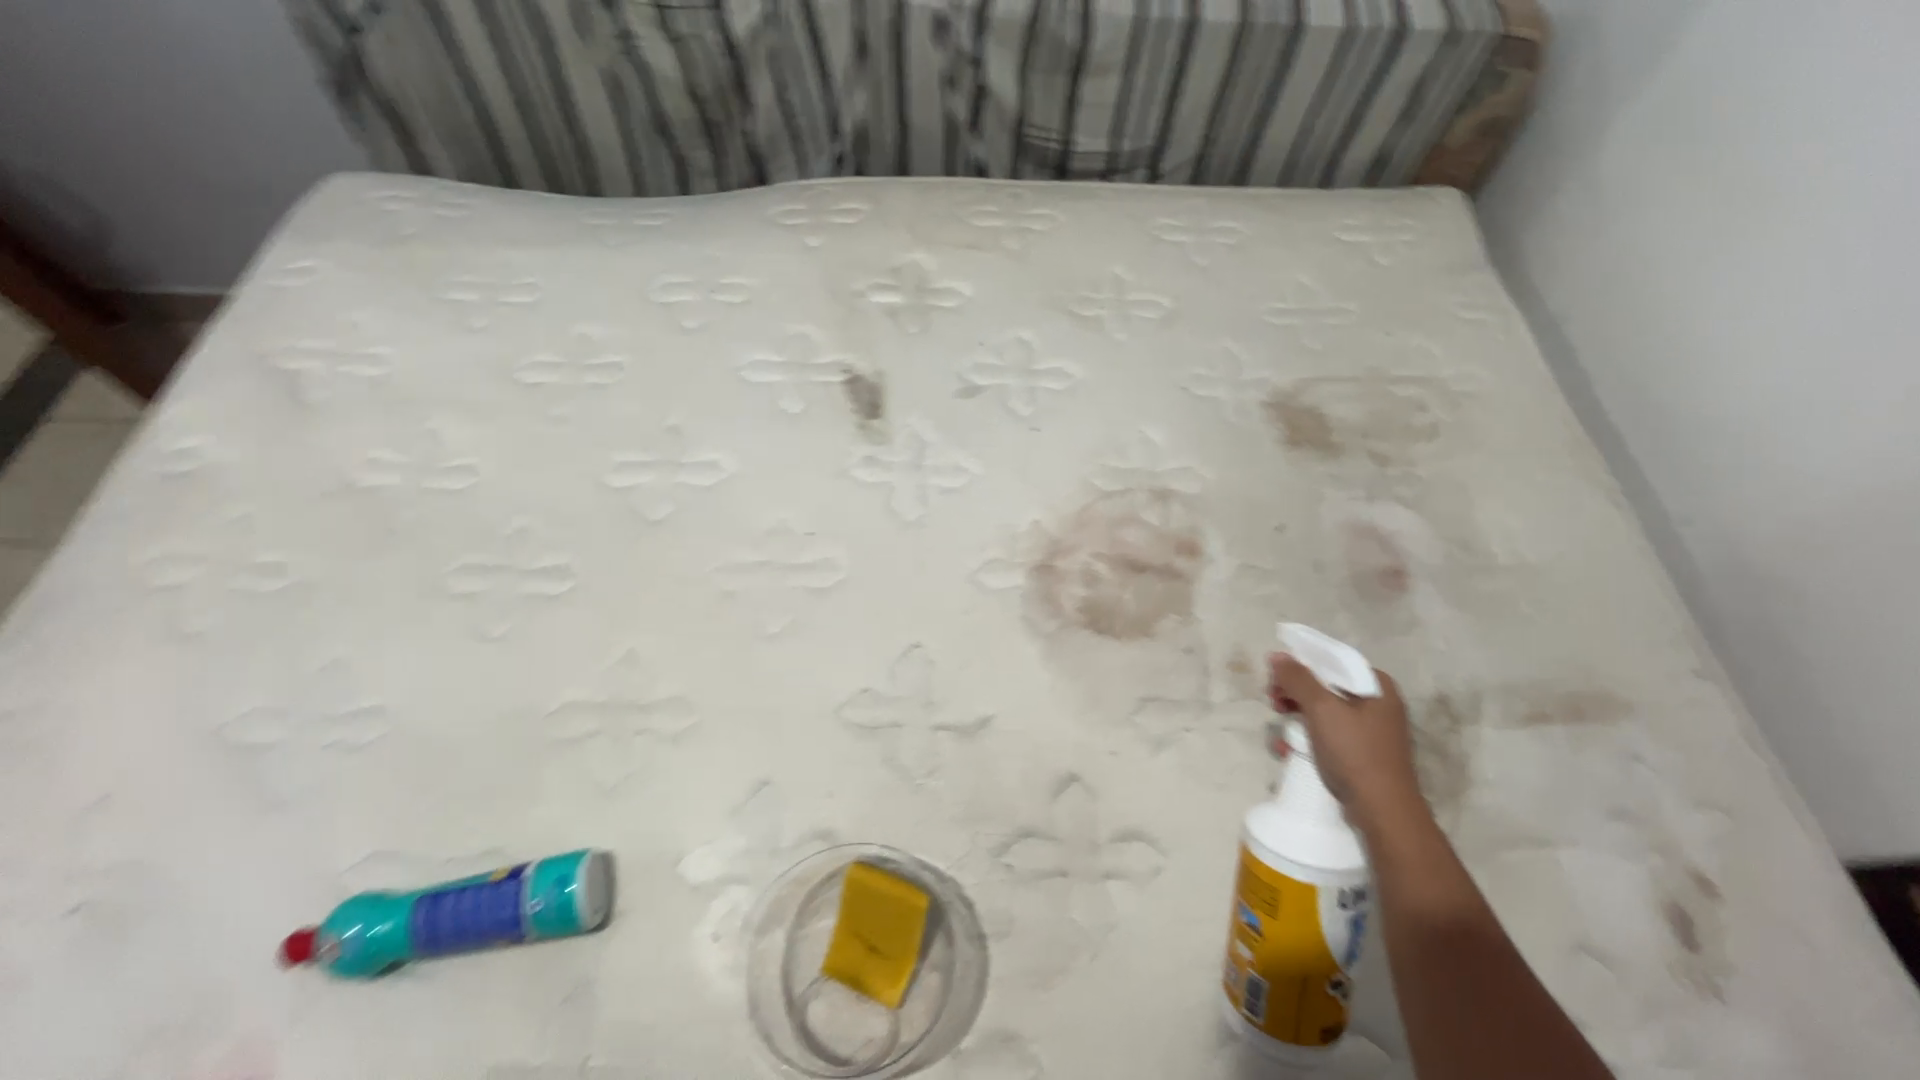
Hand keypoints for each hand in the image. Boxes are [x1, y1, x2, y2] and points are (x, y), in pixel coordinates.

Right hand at [1268, 653, 1428, 832]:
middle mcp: (1378, 703)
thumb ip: (1298, 679)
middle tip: (1274, 705)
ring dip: (1298, 718)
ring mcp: (1372, 730)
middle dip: (1295, 694)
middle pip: (1326, 686)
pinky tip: (1290, 750)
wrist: (1383, 811)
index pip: (1331, 661)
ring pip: (1325, 712)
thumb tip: (1278, 655)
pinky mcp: (1363, 753)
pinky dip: (1309, 738)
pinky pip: (1330, 735)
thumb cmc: (1355, 753)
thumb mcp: (1322, 710)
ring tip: (1281, 732)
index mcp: (1376, 685)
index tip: (1274, 680)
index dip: (1299, 666)